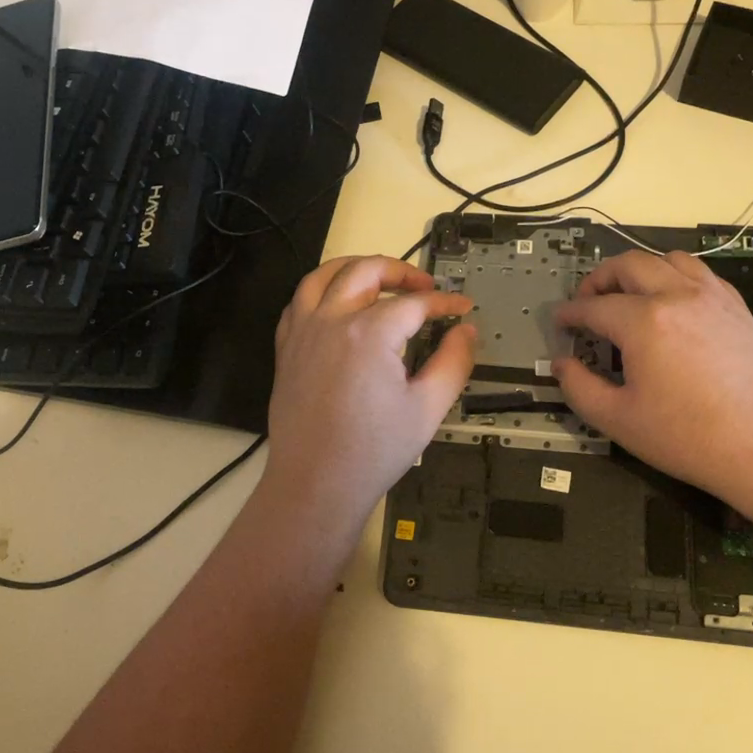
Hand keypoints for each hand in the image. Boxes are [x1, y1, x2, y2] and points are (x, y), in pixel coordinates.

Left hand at [266, 256, 475, 519]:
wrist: (315, 485)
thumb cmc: (375, 451)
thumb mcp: (428, 409)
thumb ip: (453, 362)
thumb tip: (466, 330)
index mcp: (369, 333)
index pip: (414, 303)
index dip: (444, 303)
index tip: (463, 308)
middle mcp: (331, 321)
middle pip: (365, 271)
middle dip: (401, 271)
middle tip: (425, 287)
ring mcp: (303, 332)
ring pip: (324, 275)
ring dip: (356, 267)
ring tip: (380, 278)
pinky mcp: (286, 349)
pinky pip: (299, 301)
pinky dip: (322, 290)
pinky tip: (339, 304)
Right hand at [552, 250, 752, 502]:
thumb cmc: (689, 438)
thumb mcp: (619, 421)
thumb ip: (580, 388)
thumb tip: (562, 364)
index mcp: (643, 321)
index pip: (594, 306)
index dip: (570, 313)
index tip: (559, 322)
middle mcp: (677, 295)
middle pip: (629, 265)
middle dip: (599, 278)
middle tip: (587, 302)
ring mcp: (712, 296)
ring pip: (667, 260)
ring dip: (640, 270)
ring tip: (629, 295)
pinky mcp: (738, 307)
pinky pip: (700, 273)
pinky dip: (675, 277)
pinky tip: (673, 303)